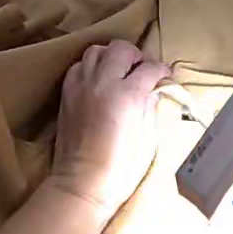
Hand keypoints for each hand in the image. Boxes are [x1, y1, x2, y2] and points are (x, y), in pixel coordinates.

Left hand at [47, 41, 169, 215]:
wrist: (82, 184)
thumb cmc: (121, 169)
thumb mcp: (148, 139)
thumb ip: (151, 108)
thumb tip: (153, 92)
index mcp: (128, 95)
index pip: (150, 68)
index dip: (162, 72)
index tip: (166, 79)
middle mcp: (103, 82)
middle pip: (122, 49)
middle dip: (137, 57)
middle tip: (143, 71)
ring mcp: (81, 85)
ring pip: (97, 50)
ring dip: (112, 57)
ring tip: (119, 72)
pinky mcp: (67, 93)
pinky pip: (79, 66)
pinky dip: (91, 68)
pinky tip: (99, 81)